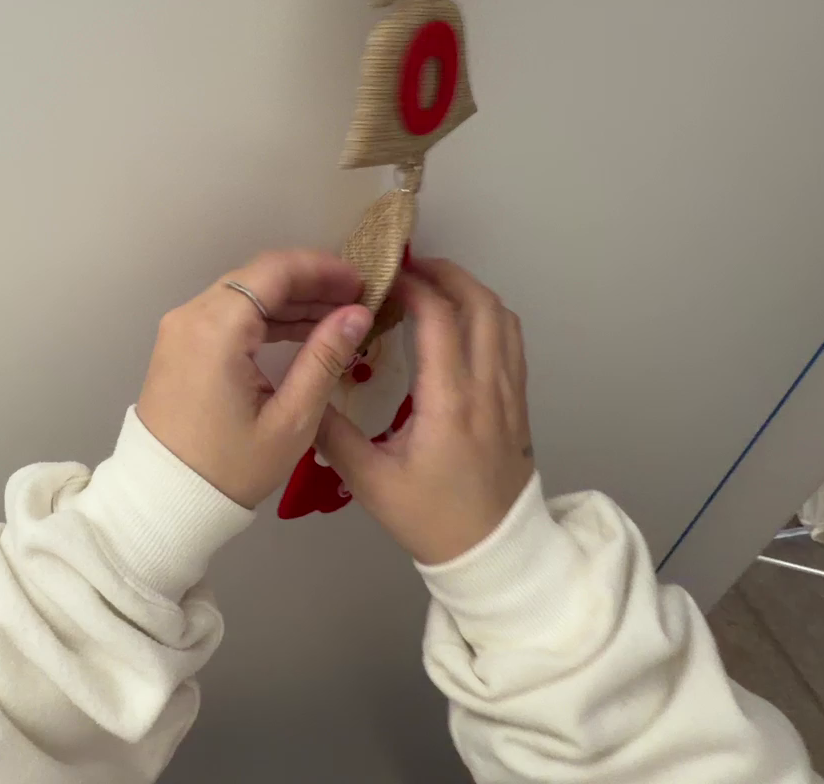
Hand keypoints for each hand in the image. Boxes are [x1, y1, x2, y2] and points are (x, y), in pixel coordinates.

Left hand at [137, 250, 372, 508]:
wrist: (163, 499)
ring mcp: (181, 327)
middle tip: (355, 298)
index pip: (274, 271)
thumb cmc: (229, 468)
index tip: (360, 281)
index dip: (321, 268)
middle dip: (310, 283)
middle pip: (258, 277)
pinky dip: (264, 317)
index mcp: (216, 329)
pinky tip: (301, 330)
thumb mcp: (290, 420)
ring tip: (337, 316)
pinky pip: (227, 313)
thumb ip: (325, 358)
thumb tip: (356, 313)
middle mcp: (192, 315)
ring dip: (289, 300)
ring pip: (243, 293)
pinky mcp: (179, 343)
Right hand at [315, 258, 533, 564]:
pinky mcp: (519, 402)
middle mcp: (487, 388)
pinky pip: (512, 340)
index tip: (383, 279)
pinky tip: (461, 319)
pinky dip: (488, 314)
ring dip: (470, 289)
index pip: (439, 319)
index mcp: (450, 402)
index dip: (413, 286)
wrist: (495, 555)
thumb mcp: (370, 482)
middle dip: (446, 274)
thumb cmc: (431, 518)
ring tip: (433, 284)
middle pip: (481, 304)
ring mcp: (510, 393)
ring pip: (503, 318)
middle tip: (409, 268)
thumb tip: (305, 390)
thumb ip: (333, 433)